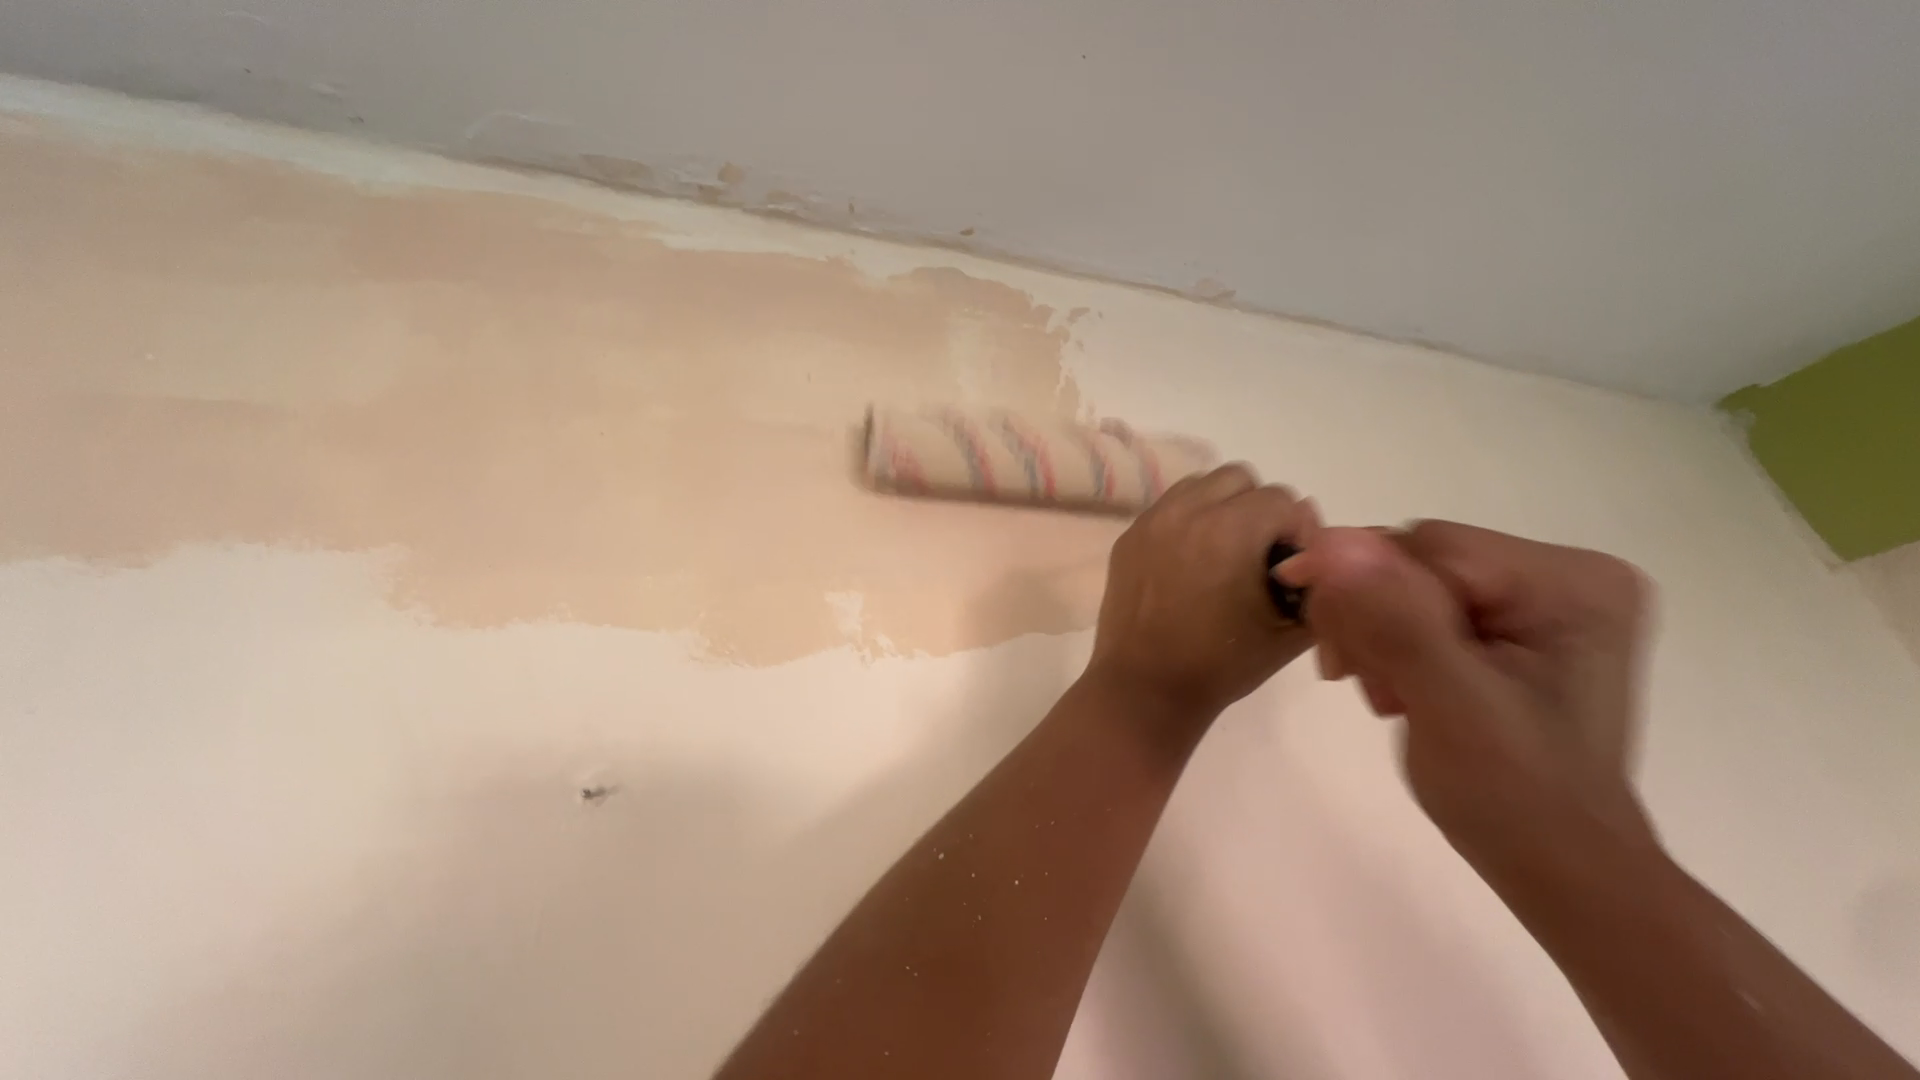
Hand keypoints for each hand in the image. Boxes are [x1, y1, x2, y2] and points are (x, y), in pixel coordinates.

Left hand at [1086, 464, 1320, 720]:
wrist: (1148, 687)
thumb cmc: (1224, 663)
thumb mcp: (1290, 628)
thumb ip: (1317, 580)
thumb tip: (1315, 548)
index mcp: (1230, 530)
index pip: (1283, 500)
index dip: (1299, 531)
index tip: (1294, 566)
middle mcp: (1187, 512)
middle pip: (1240, 480)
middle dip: (1260, 511)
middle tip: (1261, 554)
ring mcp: (1152, 522)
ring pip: (1201, 485)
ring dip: (1223, 507)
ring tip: (1227, 552)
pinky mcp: (1130, 538)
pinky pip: (1169, 507)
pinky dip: (1189, 520)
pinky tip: (1193, 561)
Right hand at [1282, 522, 1658, 871]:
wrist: (1558, 867)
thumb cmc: (1513, 797)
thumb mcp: (1448, 705)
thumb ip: (1393, 620)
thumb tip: (1331, 542)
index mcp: (1570, 582)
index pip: (1428, 548)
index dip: (1364, 590)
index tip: (1336, 663)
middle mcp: (1563, 575)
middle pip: (1417, 561)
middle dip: (1370, 618)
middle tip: (1356, 682)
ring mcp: (1540, 599)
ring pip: (1408, 582)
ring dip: (1372, 633)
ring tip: (1382, 694)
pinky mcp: (1515, 626)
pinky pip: (1419, 605)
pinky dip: (1389, 641)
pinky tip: (1395, 685)